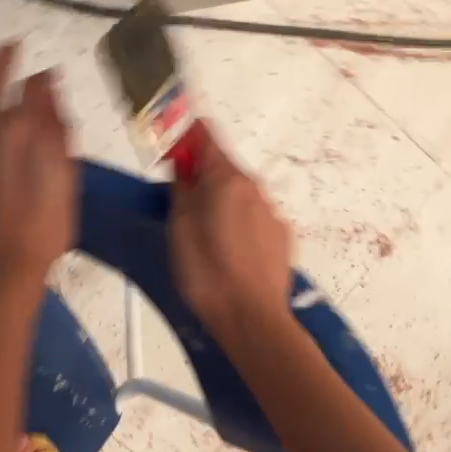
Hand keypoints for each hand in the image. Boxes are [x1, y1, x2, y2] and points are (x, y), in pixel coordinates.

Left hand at [0, 42, 77, 294]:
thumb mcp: (65, 174)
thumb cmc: (44, 225)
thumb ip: (54, 124)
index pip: (30, 87)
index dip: (39, 77)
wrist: (1, 265)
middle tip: (9, 46)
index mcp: (20, 127)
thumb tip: (46, 81)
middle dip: (0, 61)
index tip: (48, 71)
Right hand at [169, 123, 293, 333]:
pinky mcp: (282, 238)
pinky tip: (226, 253)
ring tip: (201, 237)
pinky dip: (237, 224)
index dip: (184, 136)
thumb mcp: (178, 225)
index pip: (206, 133)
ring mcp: (272, 213)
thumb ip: (181, 186)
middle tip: (176, 203)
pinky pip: (253, 219)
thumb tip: (182, 163)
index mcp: (226, 177)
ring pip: (238, 195)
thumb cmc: (205, 269)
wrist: (252, 318)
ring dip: (218, 203)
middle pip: (223, 167)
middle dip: (199, 176)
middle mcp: (254, 187)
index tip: (168, 152)